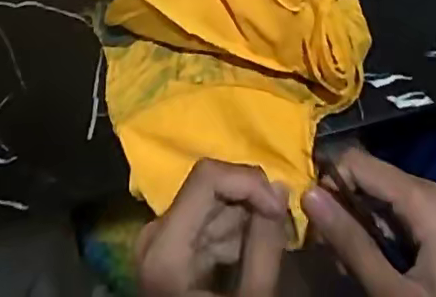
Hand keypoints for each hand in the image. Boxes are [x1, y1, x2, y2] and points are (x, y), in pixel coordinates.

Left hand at [136, 159, 289, 296]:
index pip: (208, 176)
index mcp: (164, 246)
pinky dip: (233, 232)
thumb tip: (279, 186)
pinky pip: (206, 222)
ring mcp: (157, 241)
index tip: (280, 207)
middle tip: (282, 229)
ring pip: (211, 202)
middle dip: (252, 201)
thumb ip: (266, 244)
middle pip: (210, 187)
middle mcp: (153, 234)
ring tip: (270, 247)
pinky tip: (249, 258)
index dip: (249, 181)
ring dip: (246, 216)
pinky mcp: (166, 250)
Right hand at [302, 148, 435, 296]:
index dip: (327, 181)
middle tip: (326, 250)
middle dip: (340, 206)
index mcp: (421, 197)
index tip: (307, 217)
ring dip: (354, 224)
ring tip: (344, 265)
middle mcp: (428, 190)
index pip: (357, 161)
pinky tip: (366, 265)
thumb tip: (308, 194)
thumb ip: (351, 243)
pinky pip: (394, 214)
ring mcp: (435, 207)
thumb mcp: (393, 294)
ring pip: (377, 196)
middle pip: (367, 177)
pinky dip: (374, 234)